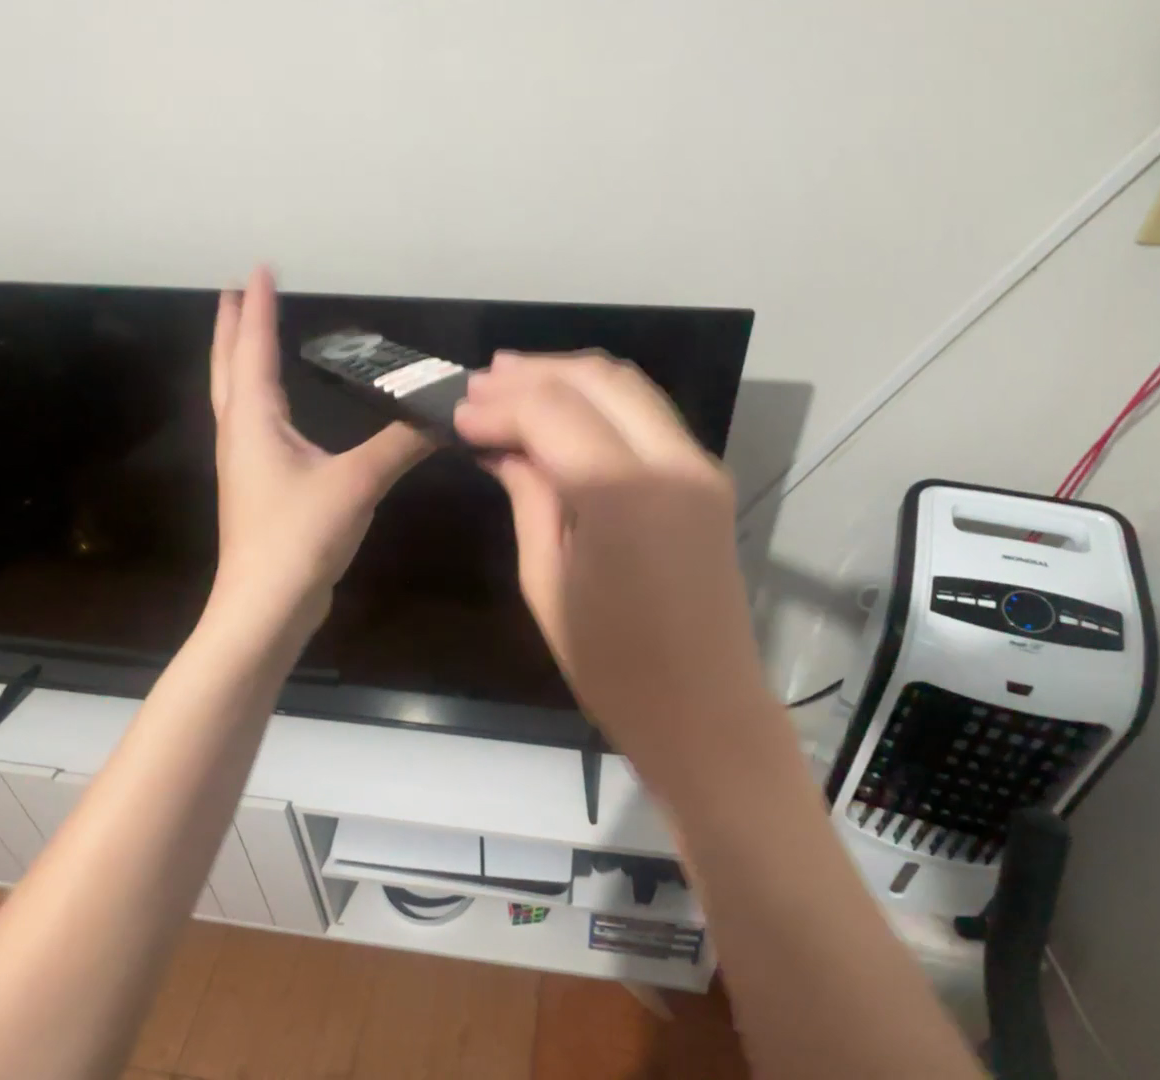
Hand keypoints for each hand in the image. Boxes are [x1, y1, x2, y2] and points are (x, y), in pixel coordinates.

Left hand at [208, 267, 434, 628]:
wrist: (265, 607)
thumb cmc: (299, 538)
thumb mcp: (356, 483)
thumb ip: (400, 444)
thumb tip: (442, 412)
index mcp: (254, 421)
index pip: (253, 349)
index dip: (257, 307)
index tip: (259, 268)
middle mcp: (241, 436)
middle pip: (229, 370)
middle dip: (231, 330)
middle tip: (234, 293)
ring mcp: (245, 467)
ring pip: (236, 401)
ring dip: (239, 364)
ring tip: (248, 340)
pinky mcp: (258, 492)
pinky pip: (253, 429)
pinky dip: (258, 402)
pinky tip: (278, 415)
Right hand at [453, 352, 769, 760]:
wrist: (704, 709)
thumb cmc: (613, 665)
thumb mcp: (547, 581)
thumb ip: (529, 496)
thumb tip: (499, 446)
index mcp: (623, 492)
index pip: (550, 411)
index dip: (497, 405)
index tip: (454, 412)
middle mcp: (671, 460)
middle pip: (595, 379)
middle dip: (532, 374)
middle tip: (478, 384)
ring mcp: (698, 465)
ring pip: (628, 386)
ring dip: (568, 377)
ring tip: (511, 383)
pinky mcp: (706, 478)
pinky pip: (648, 415)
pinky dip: (600, 401)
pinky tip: (561, 412)